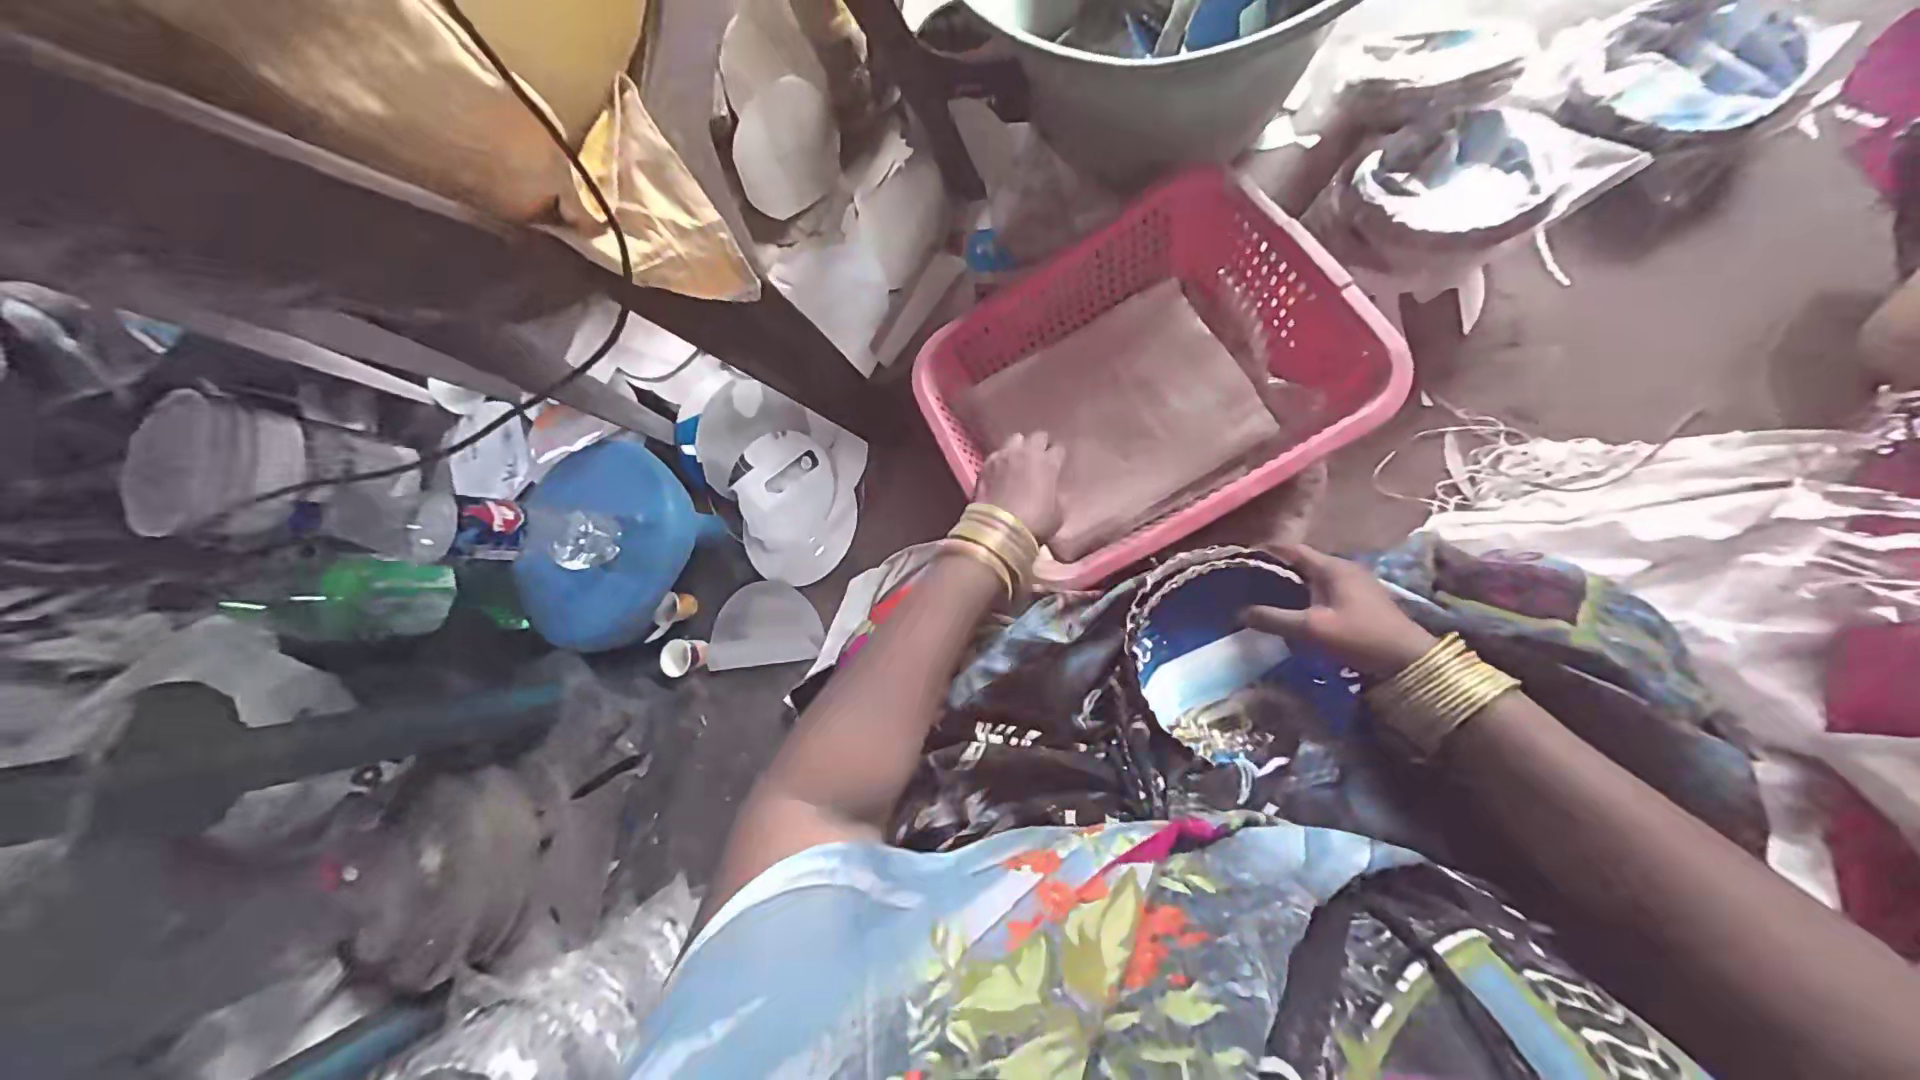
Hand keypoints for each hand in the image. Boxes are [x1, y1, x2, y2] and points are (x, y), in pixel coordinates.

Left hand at [974, 432, 1064, 543]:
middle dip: (1040, 444)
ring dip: (1019, 447)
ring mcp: (1003, 456)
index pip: (1058, 449)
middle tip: (1039, 457)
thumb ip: (1056, 497)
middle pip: (1037, 436)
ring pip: (1015, 438)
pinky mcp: (985, 465)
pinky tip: (1000, 471)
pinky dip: (1000, 460)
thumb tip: (1051, 493)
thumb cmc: (1034, 523)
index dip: (1058, 456)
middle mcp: (1026, 453)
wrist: (998, 529)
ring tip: (1018, 460)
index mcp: (1048, 463)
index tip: (1057, 464)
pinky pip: (996, 454)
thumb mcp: (1057, 514)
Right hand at [1242, 544, 1436, 677]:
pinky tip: (1294, 609)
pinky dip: (1305, 594)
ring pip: (1313, 576)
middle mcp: (1344, 567)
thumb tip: (1241, 613)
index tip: (1241, 560)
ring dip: (1290, 583)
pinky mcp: (1360, 599)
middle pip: (1301, 562)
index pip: (1291, 549)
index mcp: (1331, 567)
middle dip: (1275, 569)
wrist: (1409, 660)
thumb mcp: (1311, 629)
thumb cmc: (1359, 637)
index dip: (1265, 552)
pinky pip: (1324, 588)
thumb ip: (1274, 619)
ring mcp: (1355, 582)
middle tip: (1248, 581)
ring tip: (1265, 595)